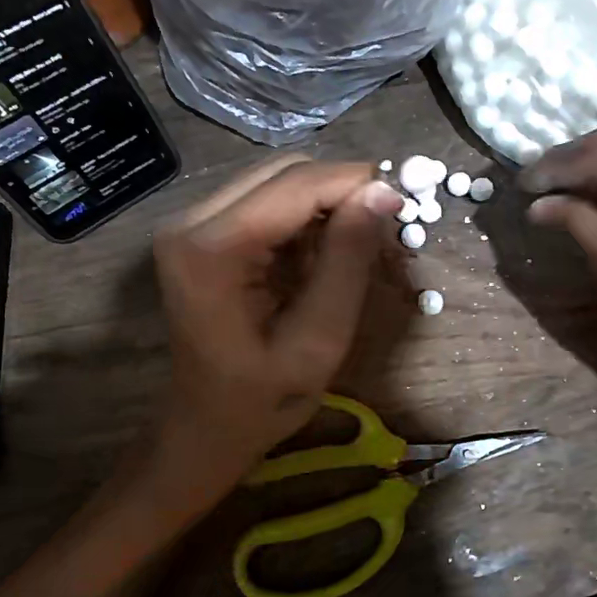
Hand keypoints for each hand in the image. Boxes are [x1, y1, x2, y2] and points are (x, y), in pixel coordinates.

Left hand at [146, 155, 401, 508]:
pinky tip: (323, 256)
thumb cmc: (263, 400)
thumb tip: (384, 193)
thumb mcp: (319, 340)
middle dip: (343, 194)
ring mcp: (192, 222)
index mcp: (211, 250)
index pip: (296, 185)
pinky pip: (266, 201)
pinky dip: (305, 219)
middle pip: (286, 172)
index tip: (404, 208)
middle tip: (384, 237)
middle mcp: (191, 221)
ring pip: (279, 181)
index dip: (356, 185)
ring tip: (356, 252)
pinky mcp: (202, 230)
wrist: (207, 424)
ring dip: (326, 207)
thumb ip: (348, 261)